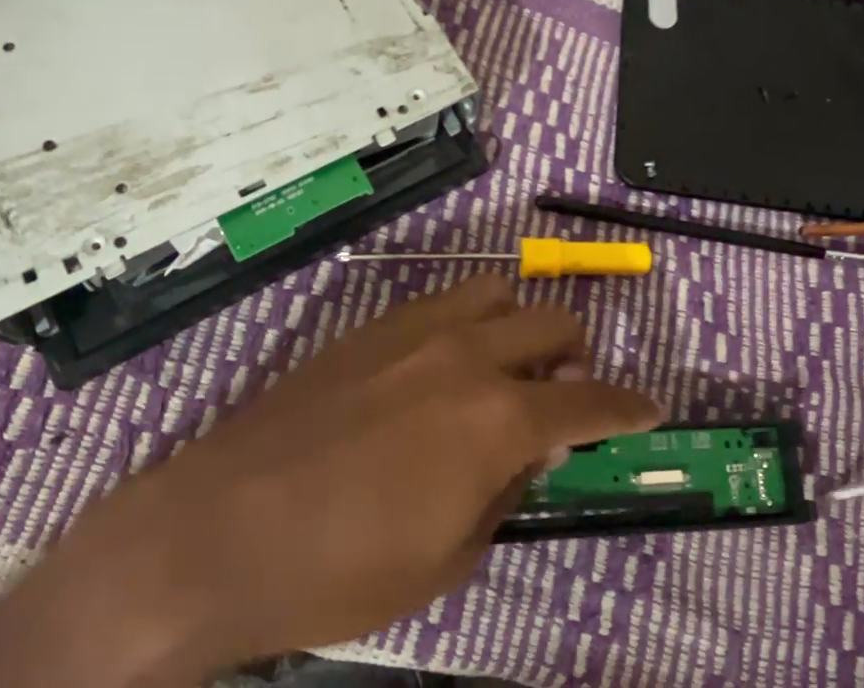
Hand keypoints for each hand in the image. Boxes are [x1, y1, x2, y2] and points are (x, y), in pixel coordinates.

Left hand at [0, 276, 661, 687]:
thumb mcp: (448, 559)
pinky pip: (439, 301)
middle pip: (553, 322)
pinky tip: (444, 365)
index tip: (649, 411)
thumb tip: (529, 457)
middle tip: (568, 396)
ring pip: (496, 292)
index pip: (591, 400)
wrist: (213, 533)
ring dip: (521, 325)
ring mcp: (411, 329)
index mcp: (497, 419)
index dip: (629, 407)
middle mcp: (464, 354)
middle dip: (578, 357)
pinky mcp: (366, 327)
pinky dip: (467, 322)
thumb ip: (504, 494)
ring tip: (508, 367)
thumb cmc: (338, 571)